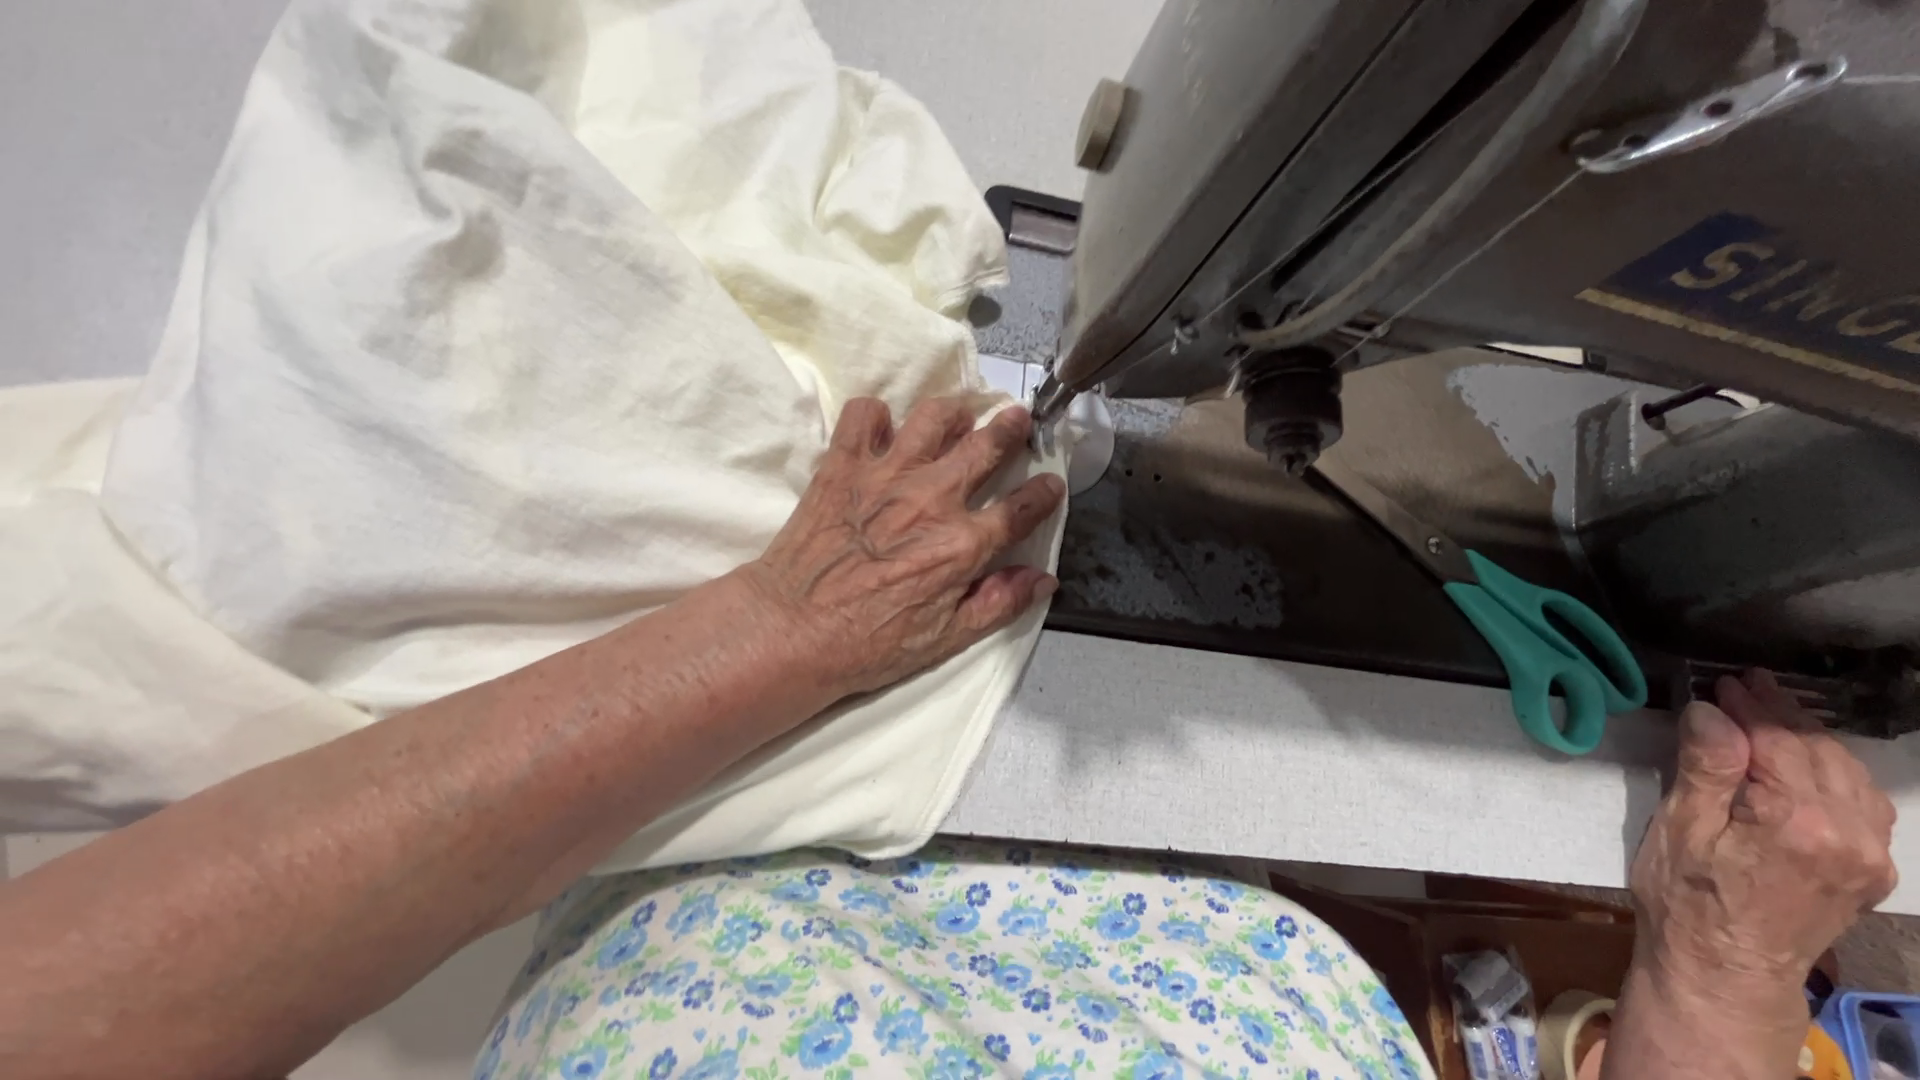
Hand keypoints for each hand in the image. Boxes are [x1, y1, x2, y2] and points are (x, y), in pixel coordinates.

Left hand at [741, 397, 1064, 699]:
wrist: (792, 629)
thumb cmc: (868, 643)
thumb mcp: (946, 639)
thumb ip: (999, 604)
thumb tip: (1042, 580)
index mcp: (962, 545)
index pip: (1020, 509)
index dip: (1043, 493)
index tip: (1050, 484)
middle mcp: (931, 499)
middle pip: (985, 446)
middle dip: (1010, 427)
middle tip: (1017, 417)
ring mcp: (886, 475)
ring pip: (933, 417)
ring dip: (953, 410)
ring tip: (959, 413)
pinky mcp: (843, 464)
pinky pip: (864, 415)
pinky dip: (875, 414)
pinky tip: (882, 429)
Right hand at [1630, 669, 1896, 1007]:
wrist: (1724, 966)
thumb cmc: (1685, 894)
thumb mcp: (1680, 829)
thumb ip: (1706, 769)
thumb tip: (1714, 712)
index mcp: (1797, 823)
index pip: (1780, 742)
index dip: (1751, 706)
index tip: (1723, 681)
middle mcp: (1850, 836)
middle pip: (1820, 753)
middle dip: (1782, 713)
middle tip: (1745, 685)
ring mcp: (1869, 855)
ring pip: (1850, 774)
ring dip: (1811, 737)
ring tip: (1774, 712)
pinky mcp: (1870, 869)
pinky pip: (1865, 803)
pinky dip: (1836, 770)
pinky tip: (1810, 761)